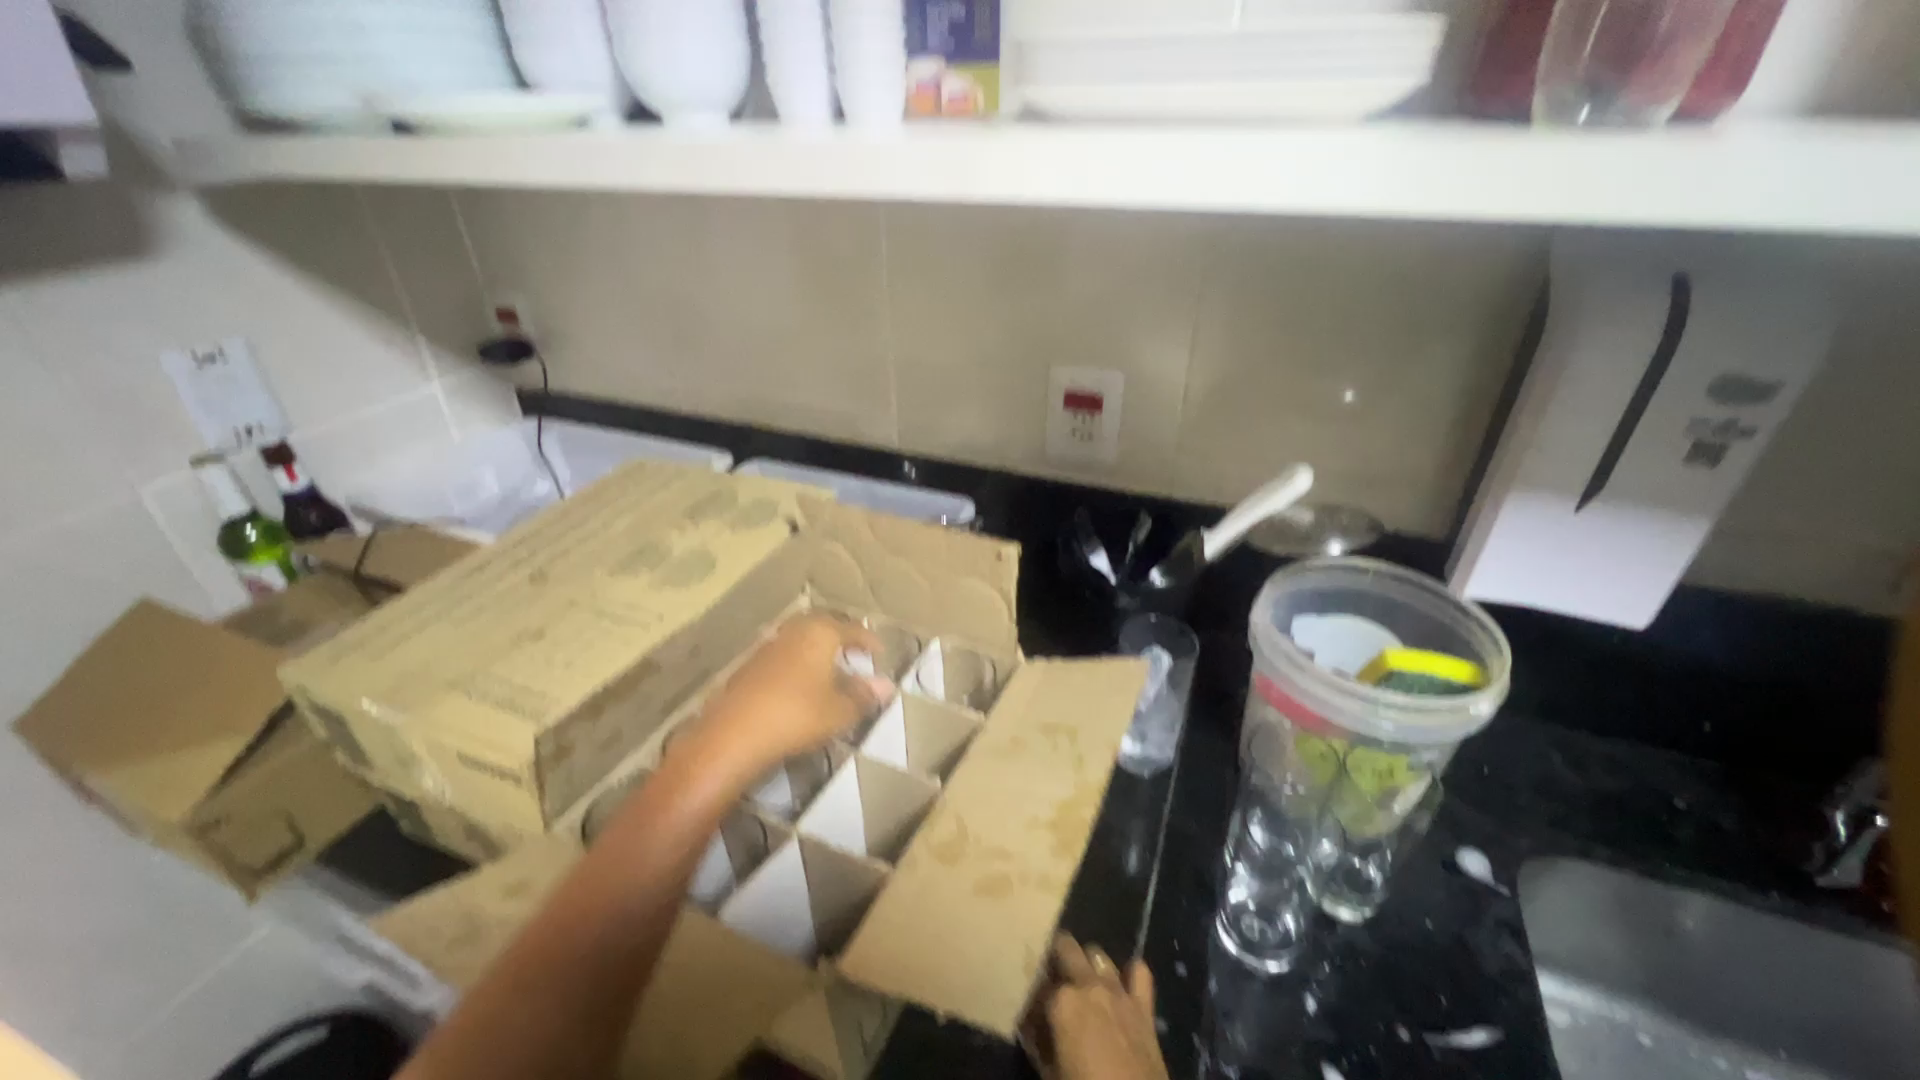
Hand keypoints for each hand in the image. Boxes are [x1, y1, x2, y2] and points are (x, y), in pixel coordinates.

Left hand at [680, 614, 895, 780]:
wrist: (733, 735)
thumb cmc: (797, 716)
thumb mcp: (839, 711)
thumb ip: (863, 695)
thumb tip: (885, 685)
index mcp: (819, 633)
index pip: (852, 629)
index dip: (868, 640)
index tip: (880, 651)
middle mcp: (793, 632)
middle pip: (822, 627)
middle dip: (840, 638)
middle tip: (855, 654)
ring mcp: (768, 647)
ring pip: (800, 641)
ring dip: (817, 652)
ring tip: (831, 670)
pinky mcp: (749, 667)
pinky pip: (784, 657)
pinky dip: (798, 665)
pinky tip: (802, 686)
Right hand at [1041, 935, 1168, 1079]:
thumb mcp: (1048, 1070)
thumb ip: (1036, 1040)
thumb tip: (1031, 1023)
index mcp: (1061, 1000)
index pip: (1038, 983)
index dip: (1032, 993)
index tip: (1031, 1006)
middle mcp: (1088, 984)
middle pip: (1065, 948)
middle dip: (1055, 957)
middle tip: (1051, 979)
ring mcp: (1118, 991)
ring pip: (1097, 955)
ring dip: (1087, 964)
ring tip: (1082, 982)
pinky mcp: (1143, 1005)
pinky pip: (1140, 972)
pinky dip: (1130, 973)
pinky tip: (1121, 983)